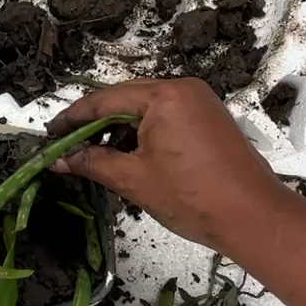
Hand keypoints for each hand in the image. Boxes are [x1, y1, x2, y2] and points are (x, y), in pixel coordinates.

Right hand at [49, 78, 290, 255]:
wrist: (254, 217)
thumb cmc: (194, 197)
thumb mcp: (134, 179)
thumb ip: (93, 163)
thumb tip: (60, 160)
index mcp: (164, 96)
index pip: (104, 100)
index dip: (73, 118)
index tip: (51, 133)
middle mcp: (182, 88)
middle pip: (124, 98)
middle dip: (94, 123)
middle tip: (67, 144)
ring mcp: (199, 101)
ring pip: (145, 108)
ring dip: (118, 128)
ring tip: (94, 154)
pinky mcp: (208, 117)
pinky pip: (165, 116)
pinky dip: (142, 131)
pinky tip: (126, 153)